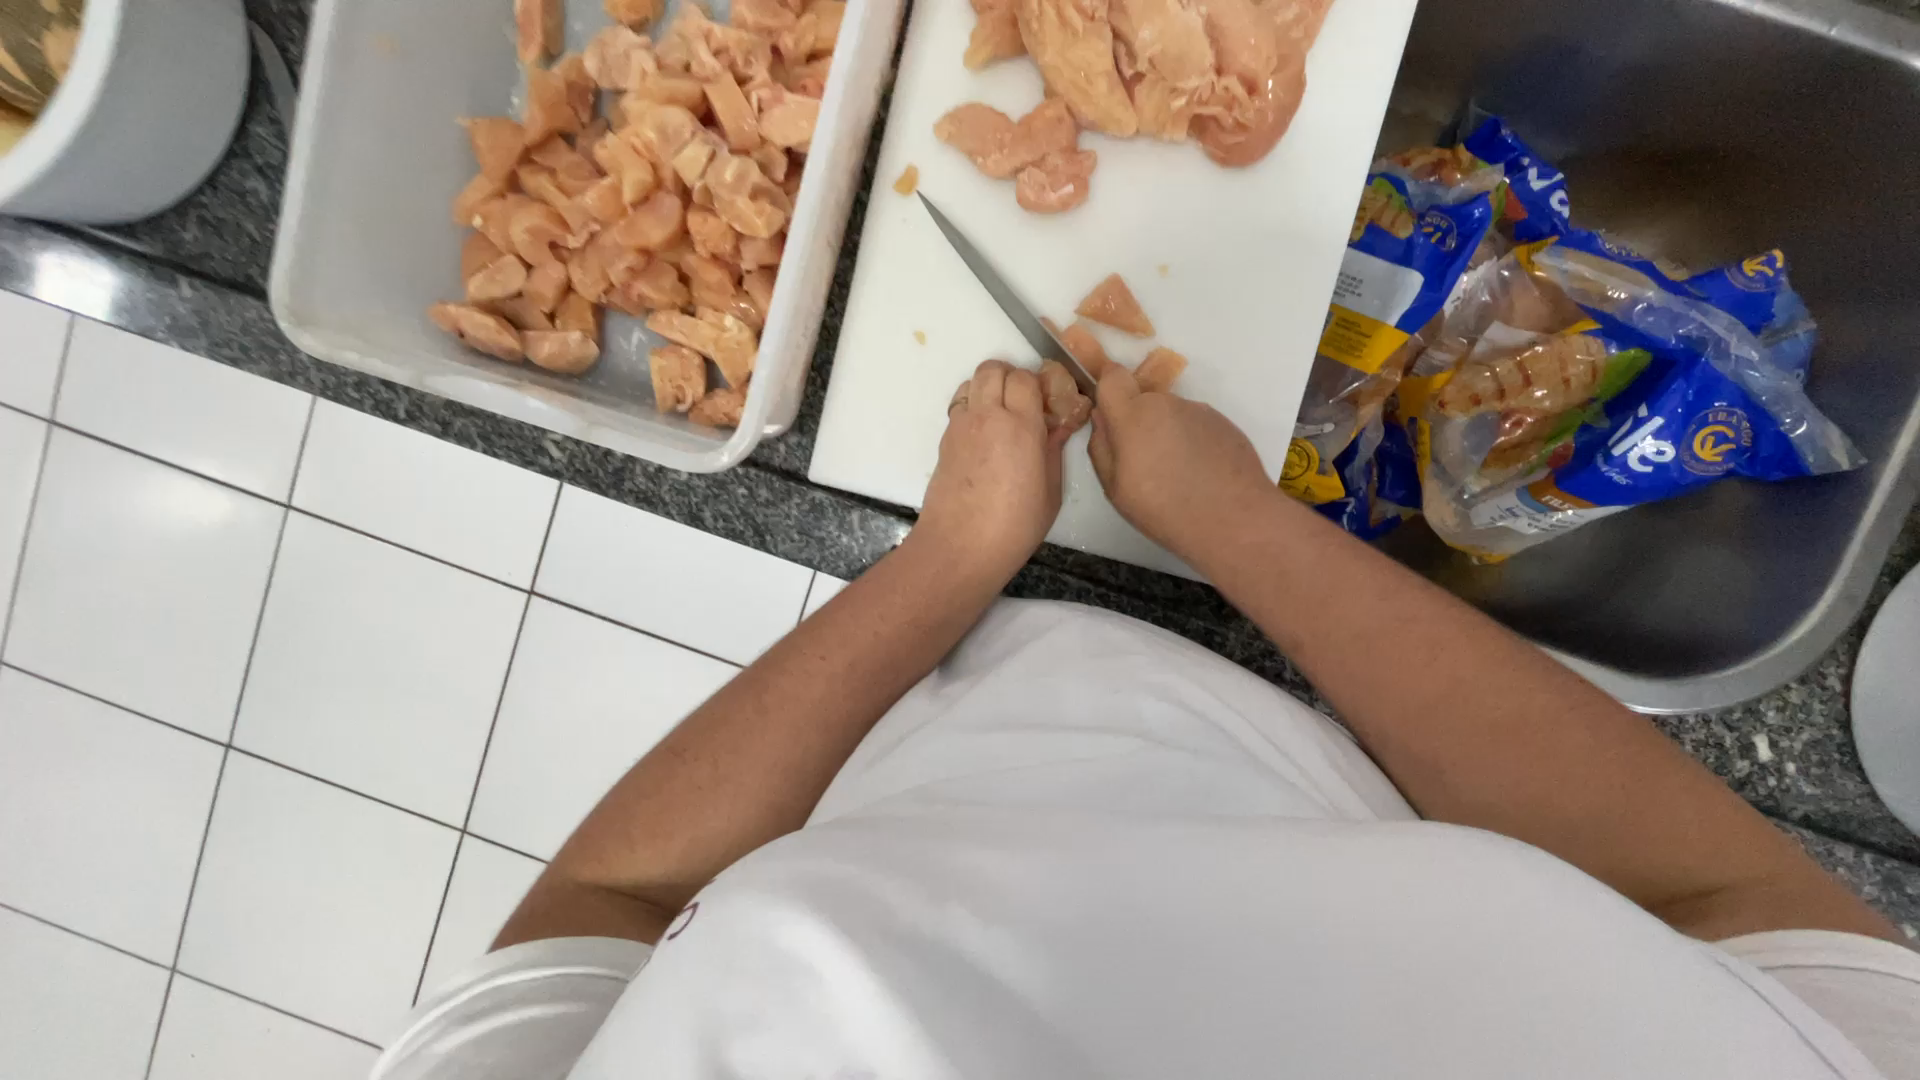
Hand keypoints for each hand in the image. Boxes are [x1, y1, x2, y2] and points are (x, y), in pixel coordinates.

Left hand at [915, 359, 1071, 580]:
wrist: (959, 547)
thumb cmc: (1013, 527)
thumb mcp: (1050, 492)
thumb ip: (1053, 451)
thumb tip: (1057, 429)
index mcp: (1020, 426)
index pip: (1025, 378)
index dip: (1037, 385)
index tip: (1046, 403)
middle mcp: (986, 417)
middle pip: (992, 369)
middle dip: (1009, 376)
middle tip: (1023, 402)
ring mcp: (960, 427)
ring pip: (971, 384)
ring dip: (987, 389)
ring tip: (1001, 416)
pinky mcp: (944, 442)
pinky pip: (959, 409)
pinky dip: (972, 410)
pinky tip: (984, 439)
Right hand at [1087, 362, 1271, 558]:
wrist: (1234, 518)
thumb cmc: (1164, 508)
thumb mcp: (1115, 489)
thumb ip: (1102, 447)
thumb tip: (1102, 419)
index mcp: (1134, 416)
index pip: (1113, 376)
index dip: (1106, 387)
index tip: (1108, 411)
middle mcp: (1167, 404)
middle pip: (1143, 399)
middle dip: (1137, 422)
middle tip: (1143, 462)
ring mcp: (1199, 411)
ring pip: (1170, 414)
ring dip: (1166, 434)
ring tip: (1176, 473)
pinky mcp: (1224, 423)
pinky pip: (1194, 425)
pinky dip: (1190, 442)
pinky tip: (1198, 473)